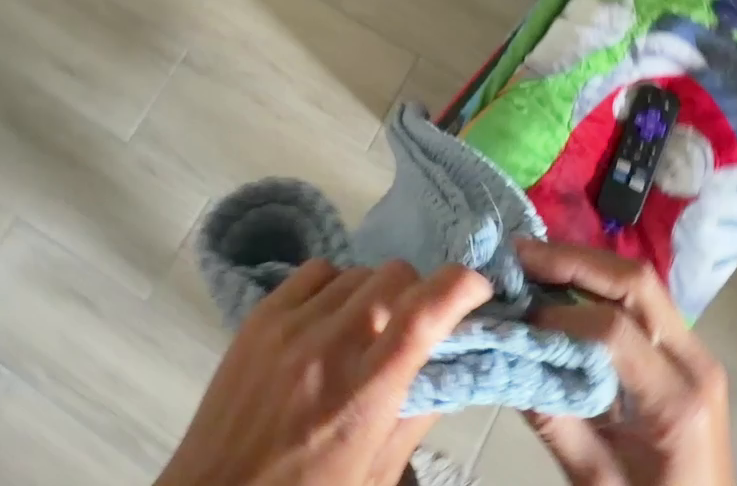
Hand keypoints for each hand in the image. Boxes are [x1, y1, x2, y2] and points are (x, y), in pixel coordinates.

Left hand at [156, 259, 492, 485]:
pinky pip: (316, 270)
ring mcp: (288, 325)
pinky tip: (332, 316)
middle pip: (395, 277)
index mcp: (362, 396)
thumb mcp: (375, 475)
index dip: (461, 287)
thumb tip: (450, 366)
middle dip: (420, 292)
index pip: (423, 315)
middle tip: (416, 325)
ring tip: (370, 327)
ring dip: (378, 292)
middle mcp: (327, 348)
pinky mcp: (259, 316)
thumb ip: (416, 417)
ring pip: (358, 271)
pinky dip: (337, 284)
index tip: (478, 289)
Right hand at [517, 239, 735, 485]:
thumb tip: (506, 361)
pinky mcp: (686, 349)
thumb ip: (554, 421)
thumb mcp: (598, 481)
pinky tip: (564, 281)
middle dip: (574, 261)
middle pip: (636, 283)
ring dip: (585, 263)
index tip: (520, 319)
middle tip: (521, 255)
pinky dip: (598, 281)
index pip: (616, 330)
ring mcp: (696, 350)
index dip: (562, 315)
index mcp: (678, 400)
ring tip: (535, 259)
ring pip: (640, 281)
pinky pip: (642, 299)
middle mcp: (696, 361)